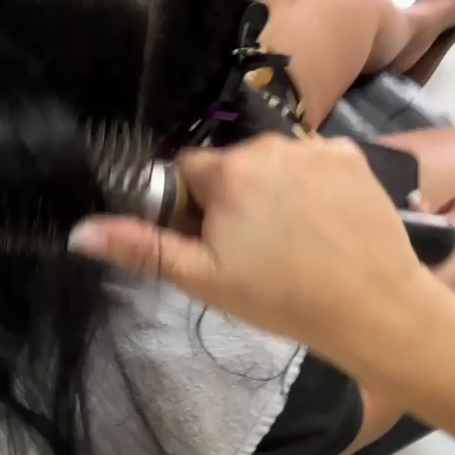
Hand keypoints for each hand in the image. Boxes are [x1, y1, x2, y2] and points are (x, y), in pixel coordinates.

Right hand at [67, 136, 447, 362]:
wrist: (376, 309)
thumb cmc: (279, 298)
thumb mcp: (200, 278)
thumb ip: (138, 247)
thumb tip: (78, 230)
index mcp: (227, 172)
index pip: (182, 170)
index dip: (186, 206)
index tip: (204, 239)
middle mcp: (270, 145)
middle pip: (225, 165)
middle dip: (225, 197)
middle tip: (243, 247)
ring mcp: (317, 147)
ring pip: (266, 163)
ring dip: (264, 189)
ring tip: (285, 238)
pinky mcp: (352, 155)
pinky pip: (307, 161)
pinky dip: (304, 183)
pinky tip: (317, 223)